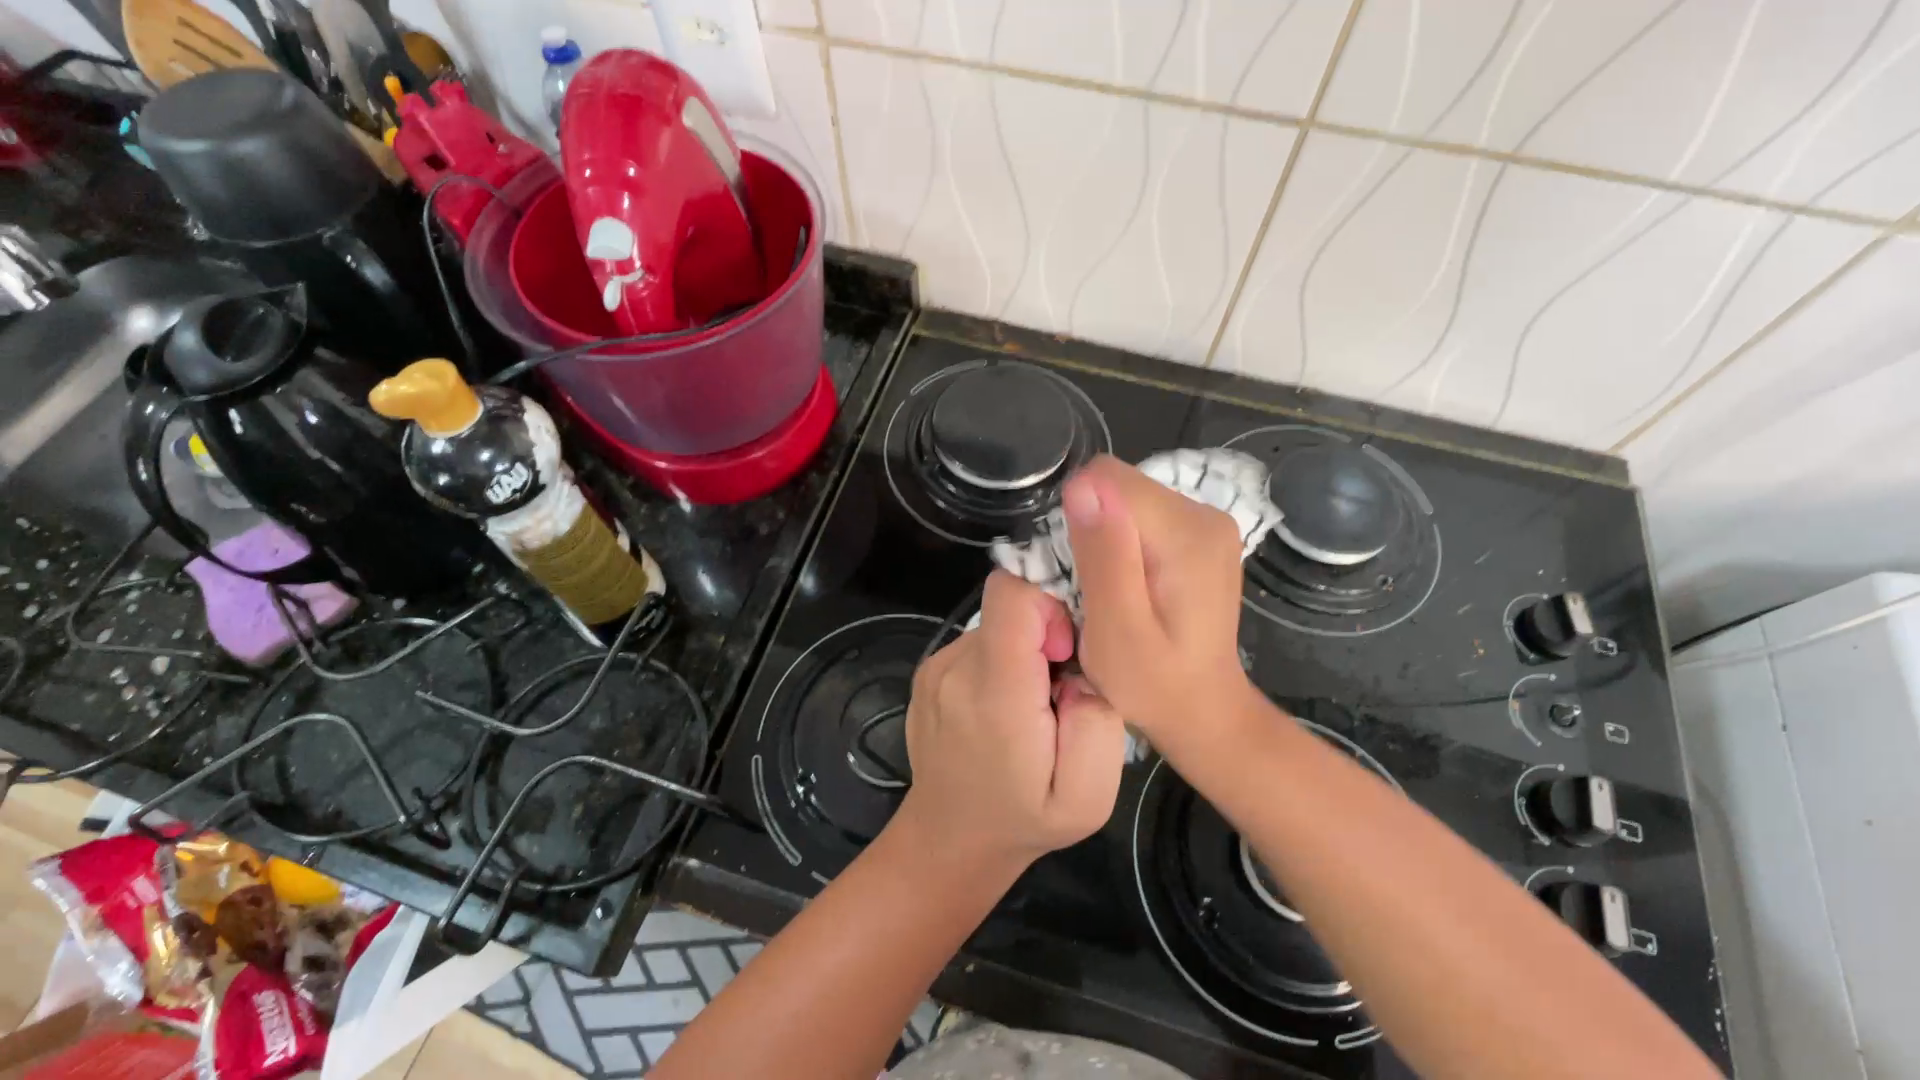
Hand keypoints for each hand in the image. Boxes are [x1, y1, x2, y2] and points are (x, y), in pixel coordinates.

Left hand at [890, 571, 1127, 872]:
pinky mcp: (928, 672)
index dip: (1052, 611)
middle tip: (1056, 697)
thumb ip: (1096, 721)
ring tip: (1030, 712)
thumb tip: (1077, 668)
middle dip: (1045, 639)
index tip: (1065, 657)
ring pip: (996, 626)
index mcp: (994, 694)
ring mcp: (934, 667)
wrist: (952, 841)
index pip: (1014, 595)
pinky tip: (1004, 713)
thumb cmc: (1025, 820)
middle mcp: (954, 669)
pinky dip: (1001, 665)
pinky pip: (978, 643)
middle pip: (1009, 609)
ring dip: (1023, 656)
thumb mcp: (1089, 796)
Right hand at [1062, 455, 1259, 750]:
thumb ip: (1102, 555)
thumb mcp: (1116, 630)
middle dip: (1089, 529)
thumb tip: (1080, 488)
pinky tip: (1124, 587)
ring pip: (1125, 500)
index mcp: (1187, 532)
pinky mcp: (1198, 534)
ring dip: (1102, 539)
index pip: (1106, 478)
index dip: (1076, 518)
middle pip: (1117, 487)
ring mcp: (1205, 522)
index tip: (1077, 571)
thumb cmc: (1154, 683)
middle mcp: (1204, 513)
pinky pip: (1140, 517)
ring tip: (1106, 593)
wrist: (1203, 709)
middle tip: (1090, 592)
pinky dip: (1120, 546)